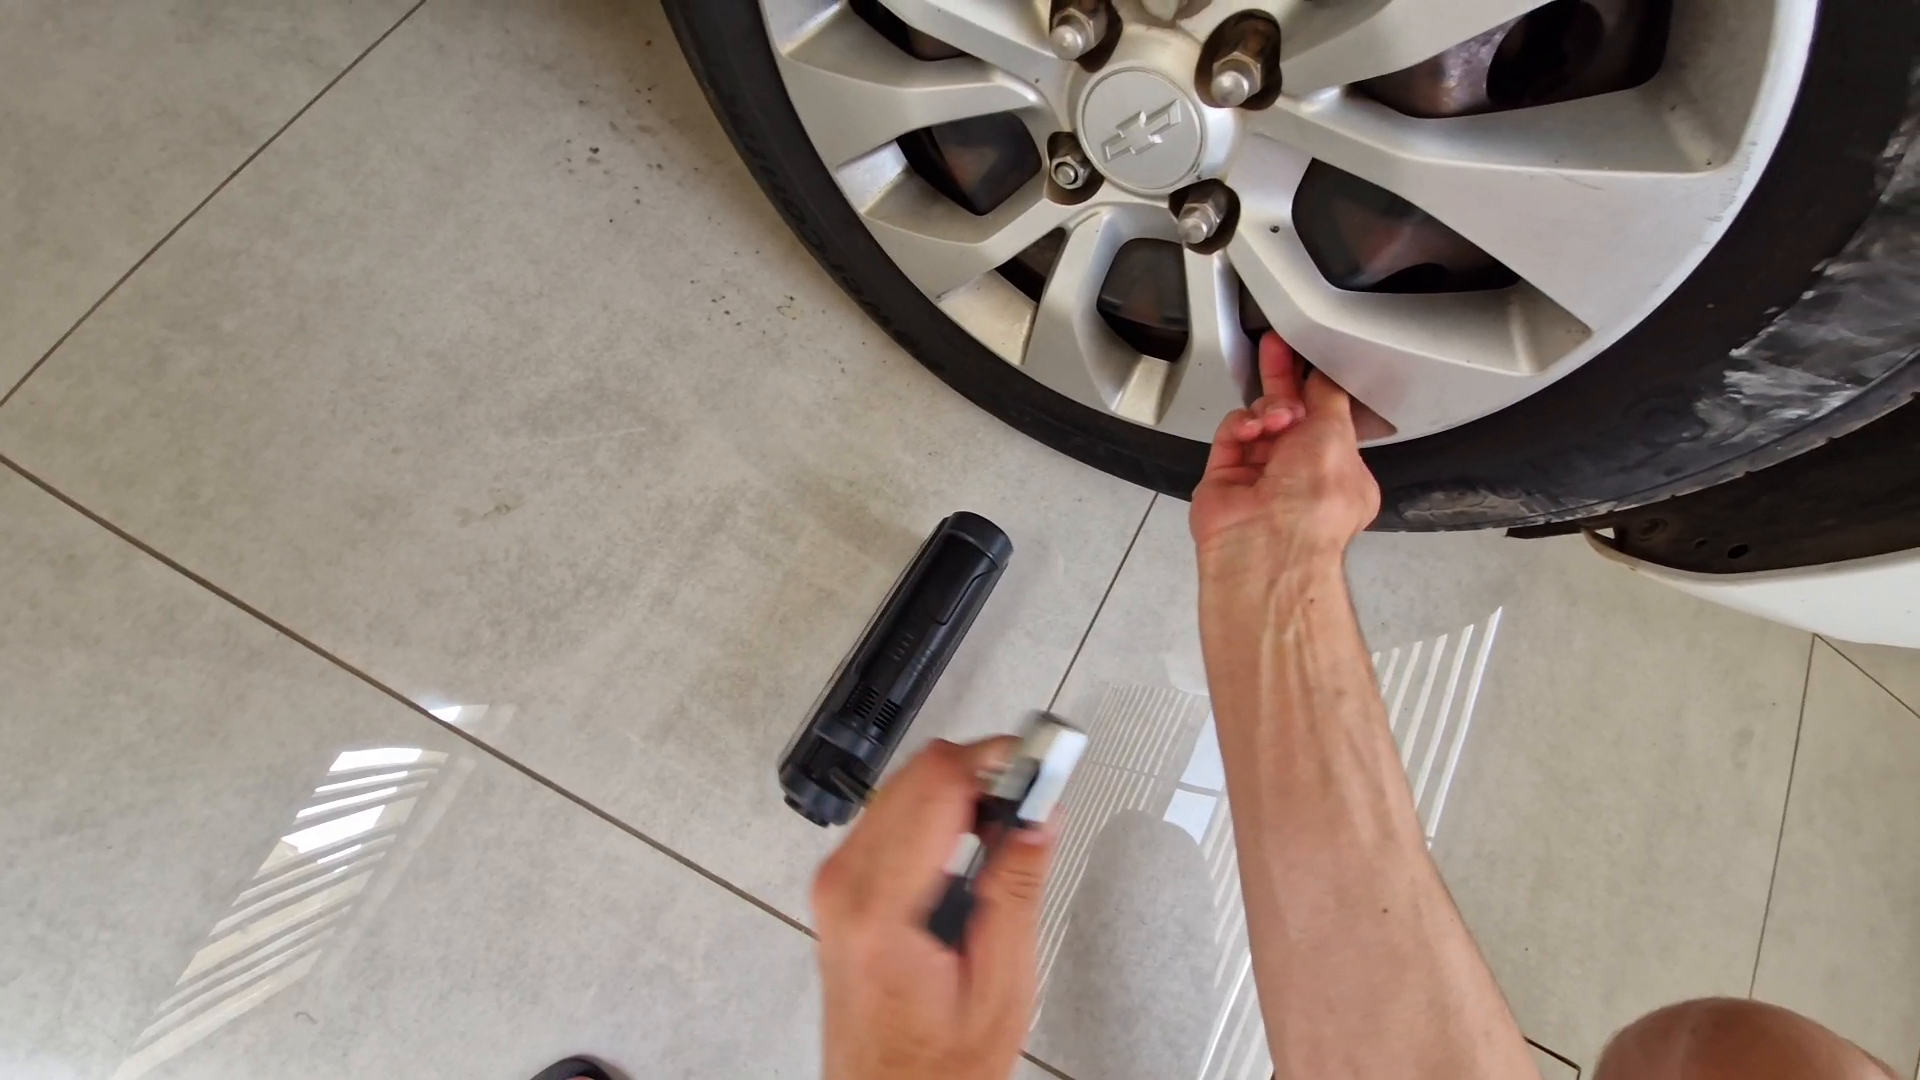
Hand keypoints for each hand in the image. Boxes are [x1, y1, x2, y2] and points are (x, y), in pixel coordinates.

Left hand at [812, 738, 1054, 1079]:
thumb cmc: (936, 1065)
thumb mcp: (1000, 985)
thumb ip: (1018, 888)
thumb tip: (1039, 816)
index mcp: (882, 907)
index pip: (937, 785)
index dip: (993, 759)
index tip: (1034, 761)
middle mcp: (847, 881)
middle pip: (919, 773)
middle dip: (981, 771)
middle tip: (1029, 794)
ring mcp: (837, 877)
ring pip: (905, 783)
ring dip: (960, 787)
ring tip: (1003, 823)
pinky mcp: (841, 880)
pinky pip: (891, 810)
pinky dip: (937, 806)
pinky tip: (968, 836)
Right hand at [1189, 334, 1380, 574]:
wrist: (1266, 542)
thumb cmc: (1313, 505)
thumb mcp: (1338, 435)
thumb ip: (1328, 399)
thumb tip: (1321, 379)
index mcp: (1335, 469)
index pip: (1324, 417)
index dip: (1313, 385)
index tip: (1304, 356)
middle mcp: (1296, 473)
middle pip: (1286, 413)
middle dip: (1281, 379)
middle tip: (1273, 347)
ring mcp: (1258, 475)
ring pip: (1256, 421)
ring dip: (1265, 411)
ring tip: (1273, 420)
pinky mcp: (1224, 475)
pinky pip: (1230, 434)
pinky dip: (1239, 426)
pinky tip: (1250, 430)